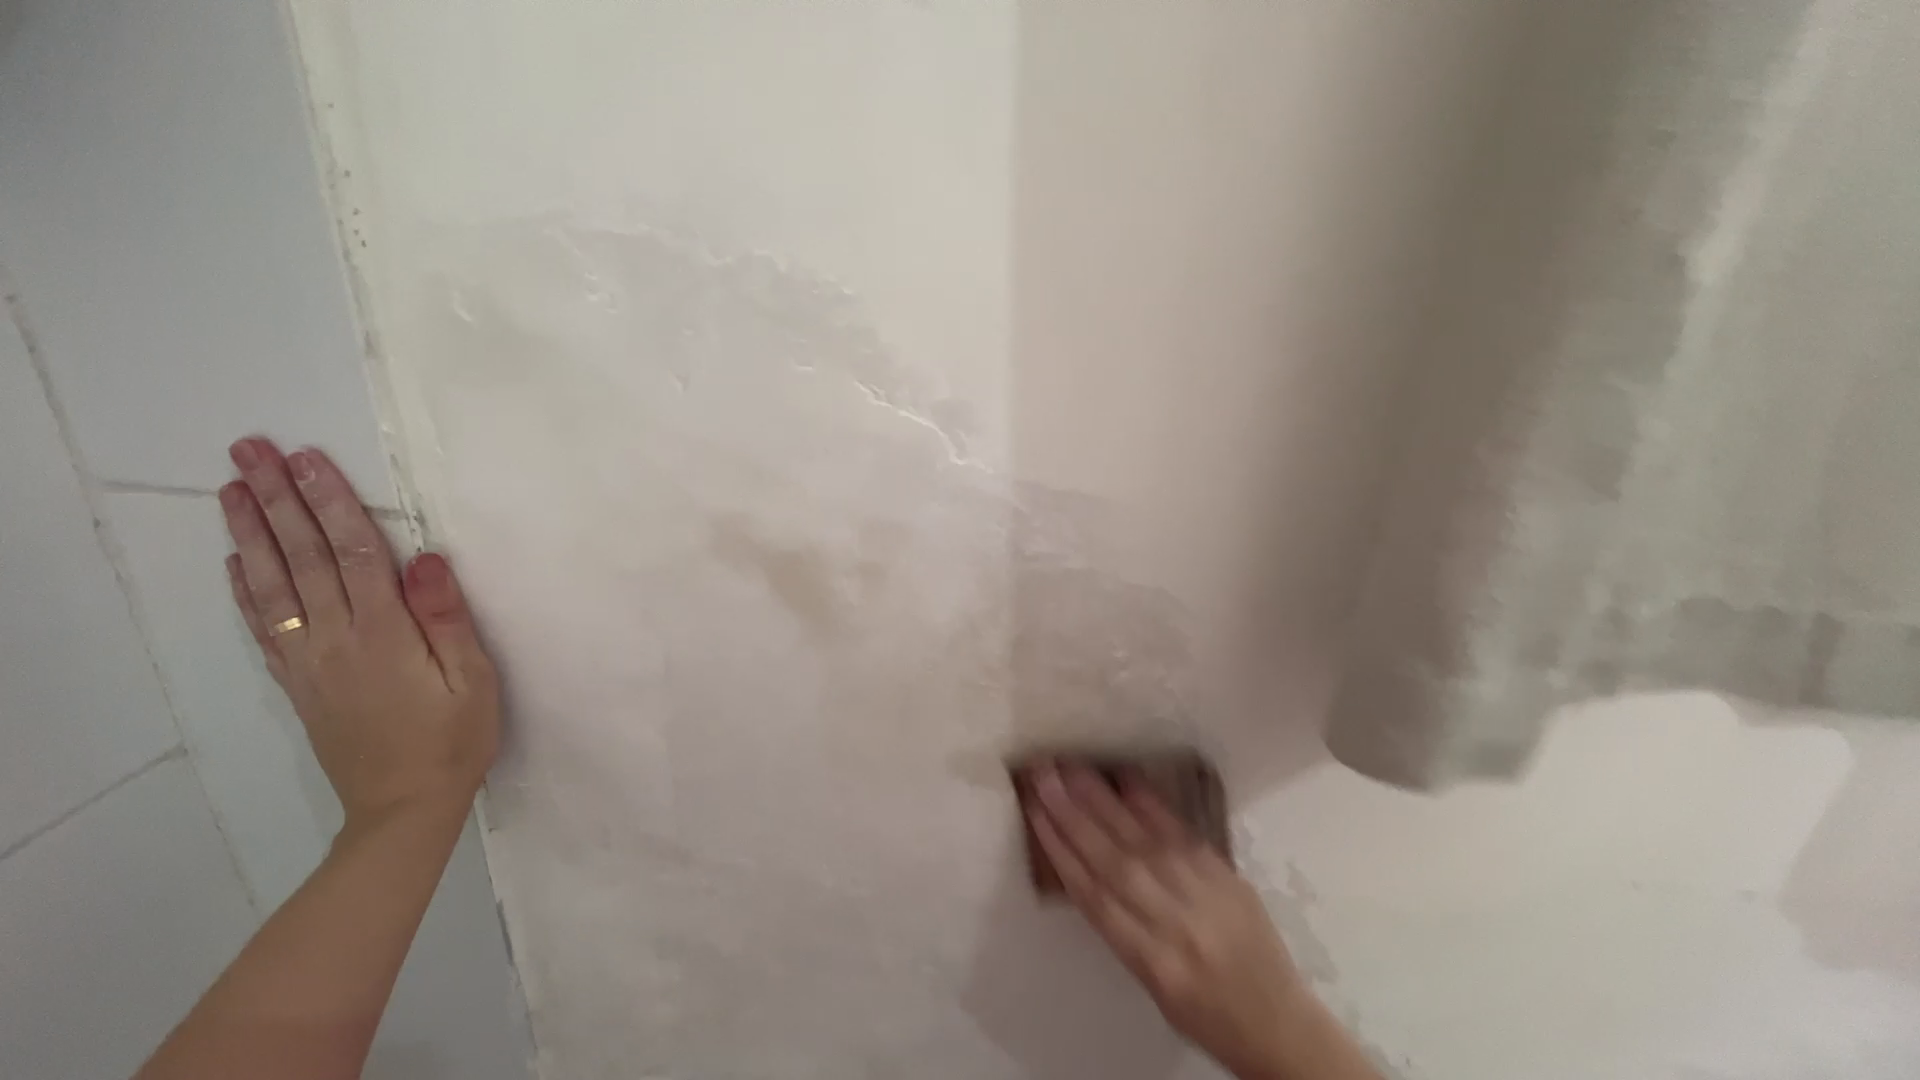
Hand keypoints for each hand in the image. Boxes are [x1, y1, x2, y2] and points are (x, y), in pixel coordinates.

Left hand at [220, 436, 499, 832]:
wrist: (404, 806)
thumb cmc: (455, 739)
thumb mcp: (473, 679)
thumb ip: (448, 618)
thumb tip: (426, 559)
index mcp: (384, 633)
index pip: (355, 553)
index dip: (331, 503)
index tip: (308, 459)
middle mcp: (335, 638)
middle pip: (303, 558)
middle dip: (277, 500)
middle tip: (247, 451)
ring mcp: (310, 661)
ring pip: (272, 585)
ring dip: (251, 534)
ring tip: (230, 489)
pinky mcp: (299, 682)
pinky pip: (265, 627)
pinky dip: (245, 590)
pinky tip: (236, 562)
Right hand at [1025, 764, 1311, 1079]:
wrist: (1279, 1023)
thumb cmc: (1205, 1014)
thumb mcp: (1151, 985)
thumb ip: (1121, 928)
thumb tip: (1086, 869)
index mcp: (1150, 960)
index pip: (1093, 897)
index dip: (1059, 851)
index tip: (1033, 811)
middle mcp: (1173, 924)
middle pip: (1113, 862)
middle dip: (1072, 814)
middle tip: (1043, 774)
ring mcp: (1203, 895)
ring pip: (1142, 842)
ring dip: (1103, 801)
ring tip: (1072, 768)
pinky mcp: (1226, 876)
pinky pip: (1182, 836)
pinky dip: (1151, 805)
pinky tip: (1127, 779)